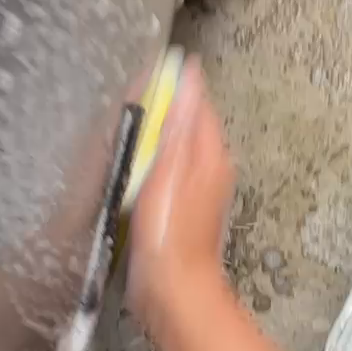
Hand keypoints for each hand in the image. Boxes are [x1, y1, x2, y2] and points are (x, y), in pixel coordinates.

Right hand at [126, 61, 234, 335]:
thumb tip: (188, 82)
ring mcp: (200, 190)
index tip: (162, 61)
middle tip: (145, 80)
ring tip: (139, 110)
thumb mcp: (169, 172)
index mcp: (211, 155)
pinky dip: (159, 156)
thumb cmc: (170, 232)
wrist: (174, 289)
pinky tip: (140, 158)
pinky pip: (173, 168)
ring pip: (184, 146)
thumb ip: (178, 127)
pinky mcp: (184, 208)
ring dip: (165, 128)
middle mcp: (212, 168)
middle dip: (173, 101)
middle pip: (193, 123)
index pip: (200, 104)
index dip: (182, 82)